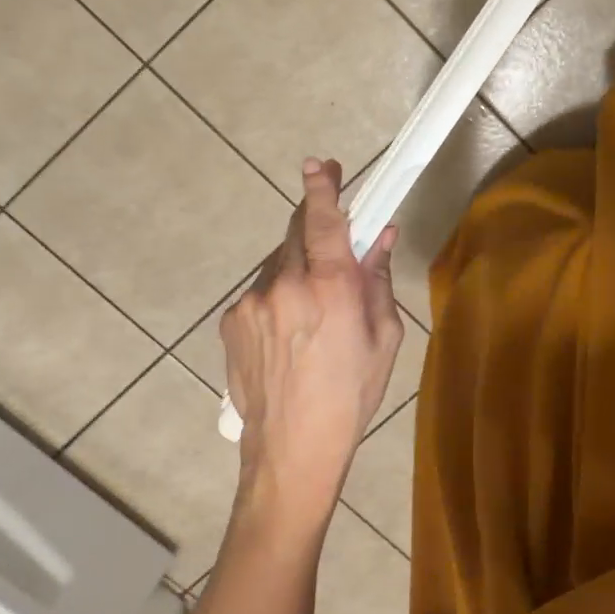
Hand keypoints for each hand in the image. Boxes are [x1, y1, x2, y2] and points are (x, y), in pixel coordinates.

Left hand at [221, 158, 400, 510]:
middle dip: (316, 222)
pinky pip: (261, 290)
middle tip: (334, 229)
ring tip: (314, 305)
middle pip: (298, 230)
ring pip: (279, 261)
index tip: (318, 163)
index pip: (324, 220)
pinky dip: (278, 293)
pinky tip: (290, 329)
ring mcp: (250, 302)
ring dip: (299, 265)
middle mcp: (284, 284)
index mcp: (329, 287)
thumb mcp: (384, 337)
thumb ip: (377, 280)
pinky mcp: (230, 320)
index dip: (322, 187)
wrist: (291, 450)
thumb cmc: (351, 394)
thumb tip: (380, 237)